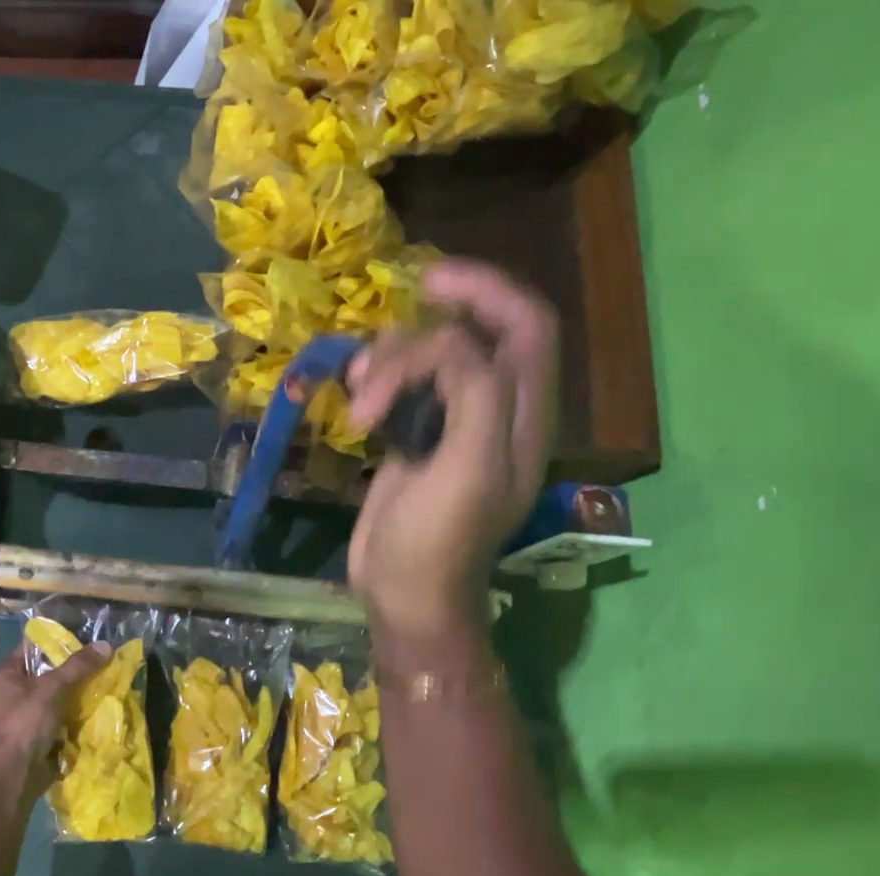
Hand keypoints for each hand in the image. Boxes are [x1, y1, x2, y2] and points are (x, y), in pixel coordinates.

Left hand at [0, 641, 112, 804]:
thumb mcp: (54, 688)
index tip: (84, 639)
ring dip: (77, 694)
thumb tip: (106, 644)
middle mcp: (13, 692)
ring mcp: (25, 715)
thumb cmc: (28, 721)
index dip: (56, 642)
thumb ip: (79, 666)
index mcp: (7, 675)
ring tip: (105, 682)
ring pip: (56, 697)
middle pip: (47, 673)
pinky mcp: (38, 735)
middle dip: (73, 671)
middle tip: (101, 661)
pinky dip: (75, 715)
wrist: (18, 771)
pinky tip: (97, 708)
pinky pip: (60, 718)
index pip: (32, 648)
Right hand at [347, 260, 558, 638]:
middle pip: (471, 334)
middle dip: (421, 335)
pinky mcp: (414, 438)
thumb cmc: (439, 538)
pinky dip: (376, 381)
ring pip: (427, 358)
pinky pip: (400, 386)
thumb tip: (444, 343)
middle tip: (373, 354)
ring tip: (356, 392)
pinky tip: (353, 399)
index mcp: (523, 413)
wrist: (404, 592)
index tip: (428, 280)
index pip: (526, 325)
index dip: (488, 290)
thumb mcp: (469, 466)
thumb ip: (475, 392)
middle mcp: (494, 409)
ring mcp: (451, 423)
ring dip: (389, 361)